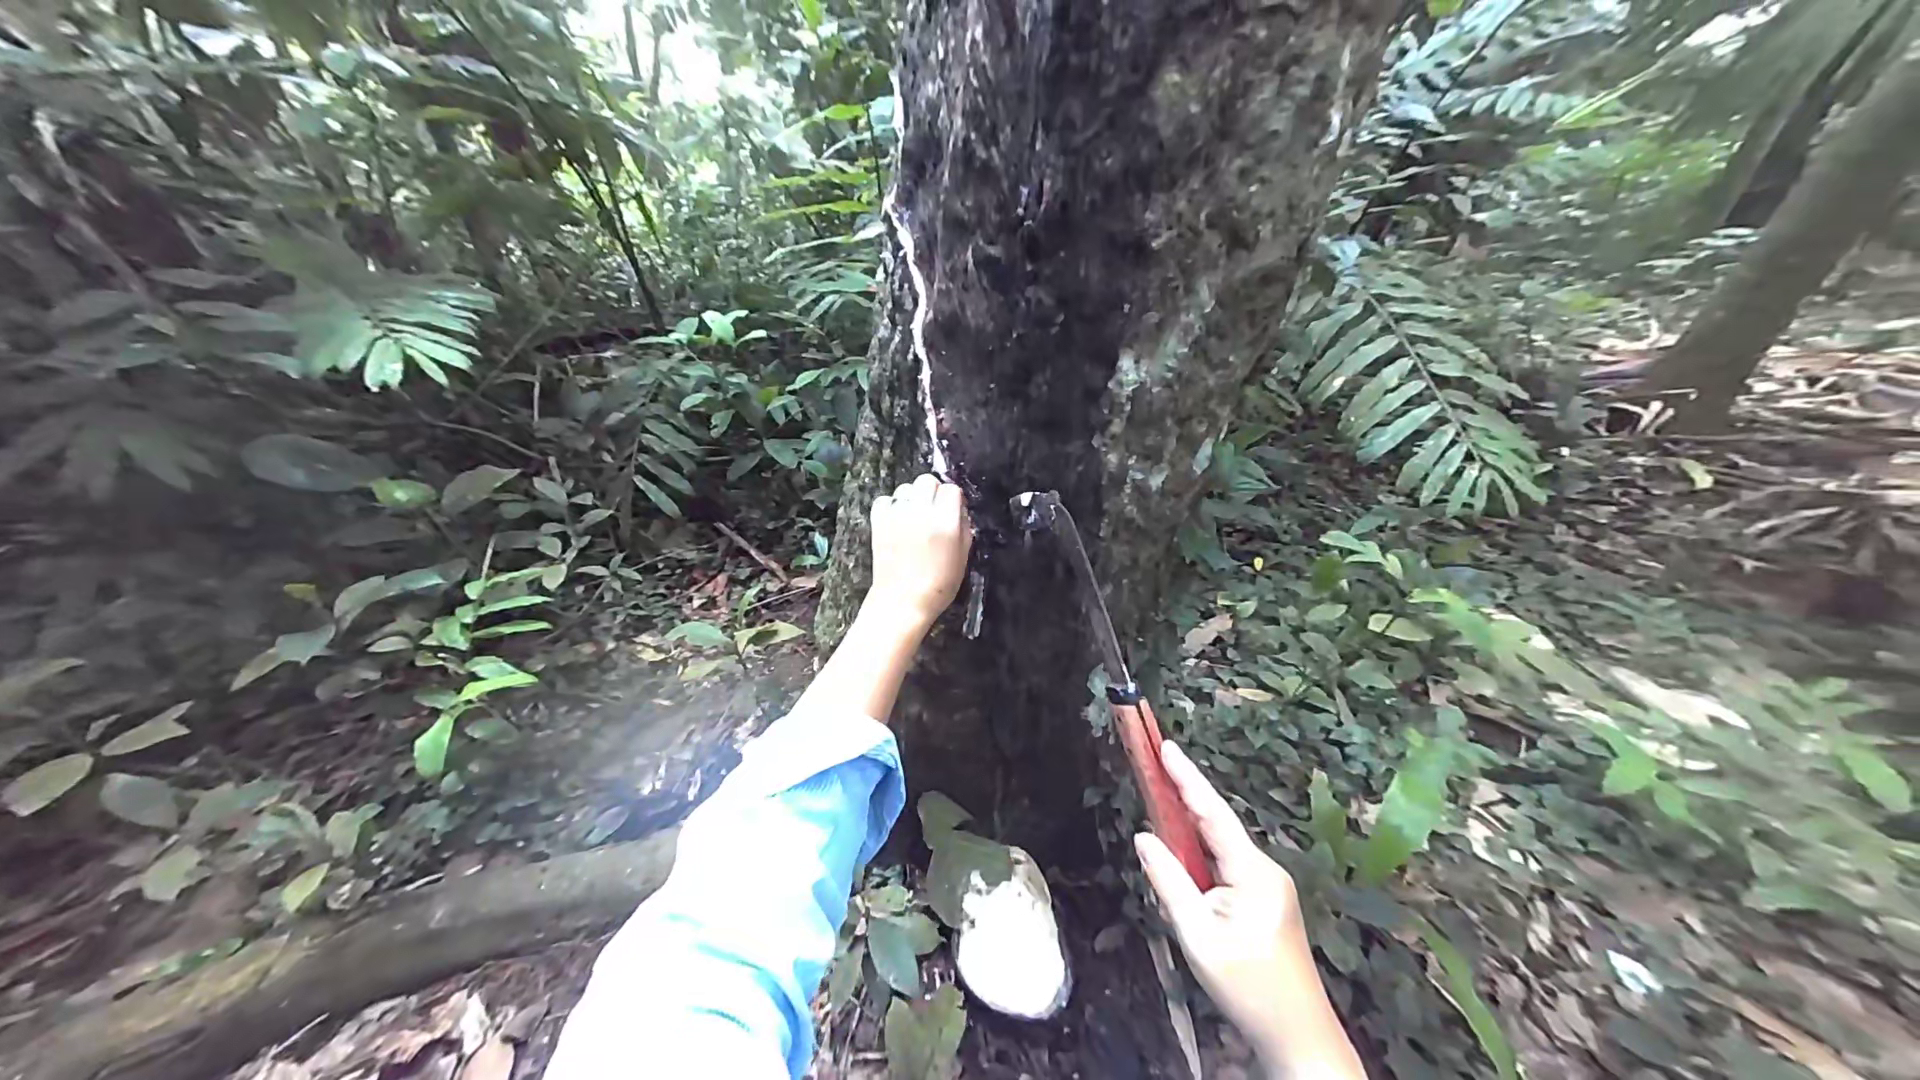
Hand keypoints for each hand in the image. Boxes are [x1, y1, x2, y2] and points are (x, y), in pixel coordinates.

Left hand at [865, 473, 970, 633]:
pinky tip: (896, 520)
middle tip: (933, 511)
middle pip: (927, 481)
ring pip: (906, 488)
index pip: (952, 489)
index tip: (952, 511)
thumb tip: (959, 511)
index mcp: (946, 522)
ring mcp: (897, 515)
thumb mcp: (963, 557)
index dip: (953, 500)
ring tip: (914, 517)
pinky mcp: (879, 521)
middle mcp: (921, 512)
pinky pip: (885, 499)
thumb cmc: (939, 585)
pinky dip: (891, 506)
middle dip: (933, 492)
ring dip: (912, 498)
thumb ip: (964, 528)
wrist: (903, 601)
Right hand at [1136, 742, 1364, 1078]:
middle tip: (1154, 766)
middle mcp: (1265, 869)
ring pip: (1220, 846)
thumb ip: (1169, 882)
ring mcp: (1268, 885)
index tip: (1166, 746)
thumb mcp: (1197, 935)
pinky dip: (1200, 852)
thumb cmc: (1248, 988)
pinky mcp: (1265, 900)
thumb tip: (1143, 837)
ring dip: (1189, 827)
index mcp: (1253, 872)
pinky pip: (1225, 864)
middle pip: (1216, 824)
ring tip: (1160, 803)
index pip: (1213, 813)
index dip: (1187, 778)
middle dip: (1184, 795)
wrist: (1299, 1039)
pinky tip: (1182, 852)